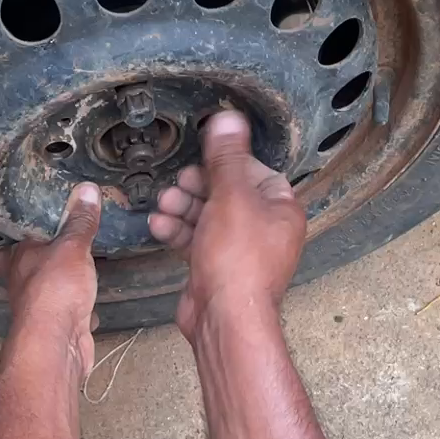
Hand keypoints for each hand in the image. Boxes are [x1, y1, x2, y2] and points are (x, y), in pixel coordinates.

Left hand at [0, 180, 101, 378]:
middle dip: (39, 260)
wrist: (58, 342)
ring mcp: (40, 308)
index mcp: (19, 259)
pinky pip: (69, 312)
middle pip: (27, 268)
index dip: (12, 238)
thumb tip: (86, 189)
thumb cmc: (54, 289)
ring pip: (48, 291)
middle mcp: (23, 283)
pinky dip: (78, 309)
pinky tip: (90, 305)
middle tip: (53, 246)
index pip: (8, 245)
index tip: (20, 229)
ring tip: (75, 268)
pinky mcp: (59, 327)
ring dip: (59, 284)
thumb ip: (80, 221)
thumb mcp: (72, 246)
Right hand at [149, 109, 305, 338]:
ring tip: (164, 202)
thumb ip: (226, 158)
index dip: (228, 162)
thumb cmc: (239, 263)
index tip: (204, 156)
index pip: (255, 171)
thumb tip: (228, 120)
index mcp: (280, 209)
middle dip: (198, 186)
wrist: (224, 318)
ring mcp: (238, 251)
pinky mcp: (215, 267)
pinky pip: (195, 240)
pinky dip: (177, 231)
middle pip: (227, 193)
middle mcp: (263, 230)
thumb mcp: (231, 197)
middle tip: (180, 182)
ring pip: (207, 217)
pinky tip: (159, 225)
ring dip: (183, 207)